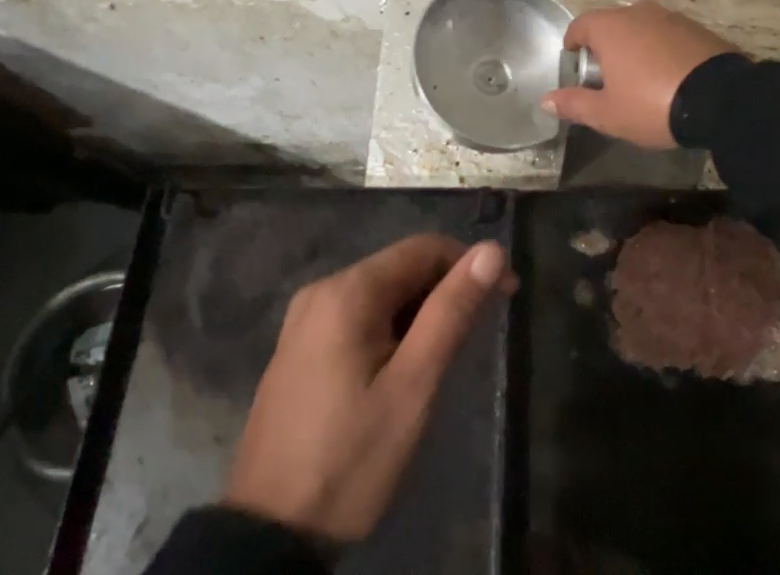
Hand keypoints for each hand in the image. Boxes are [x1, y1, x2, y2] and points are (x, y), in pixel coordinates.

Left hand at [224, 234, 514, 540]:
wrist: (272, 530)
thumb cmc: (352, 455)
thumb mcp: (414, 384)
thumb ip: (452, 311)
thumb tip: (491, 250)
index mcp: (347, 292)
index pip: (423, 248)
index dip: (470, 264)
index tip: (507, 296)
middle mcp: (320, 292)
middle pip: (399, 268)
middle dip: (446, 289)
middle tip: (482, 333)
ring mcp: (303, 323)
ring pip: (380, 295)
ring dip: (421, 312)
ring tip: (449, 355)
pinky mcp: (298, 352)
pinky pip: (357, 319)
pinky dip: (392, 329)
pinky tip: (406, 368)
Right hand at [542, 1, 737, 148]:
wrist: (721, 101)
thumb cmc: (652, 105)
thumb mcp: (607, 114)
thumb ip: (574, 104)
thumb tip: (546, 99)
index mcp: (610, 27)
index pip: (579, 26)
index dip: (573, 47)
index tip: (576, 69)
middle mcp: (639, 13)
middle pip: (611, 26)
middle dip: (606, 49)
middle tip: (609, 82)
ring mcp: (672, 18)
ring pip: (642, 30)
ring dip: (636, 49)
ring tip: (642, 82)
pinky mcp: (698, 29)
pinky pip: (669, 37)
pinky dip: (663, 52)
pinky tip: (670, 78)